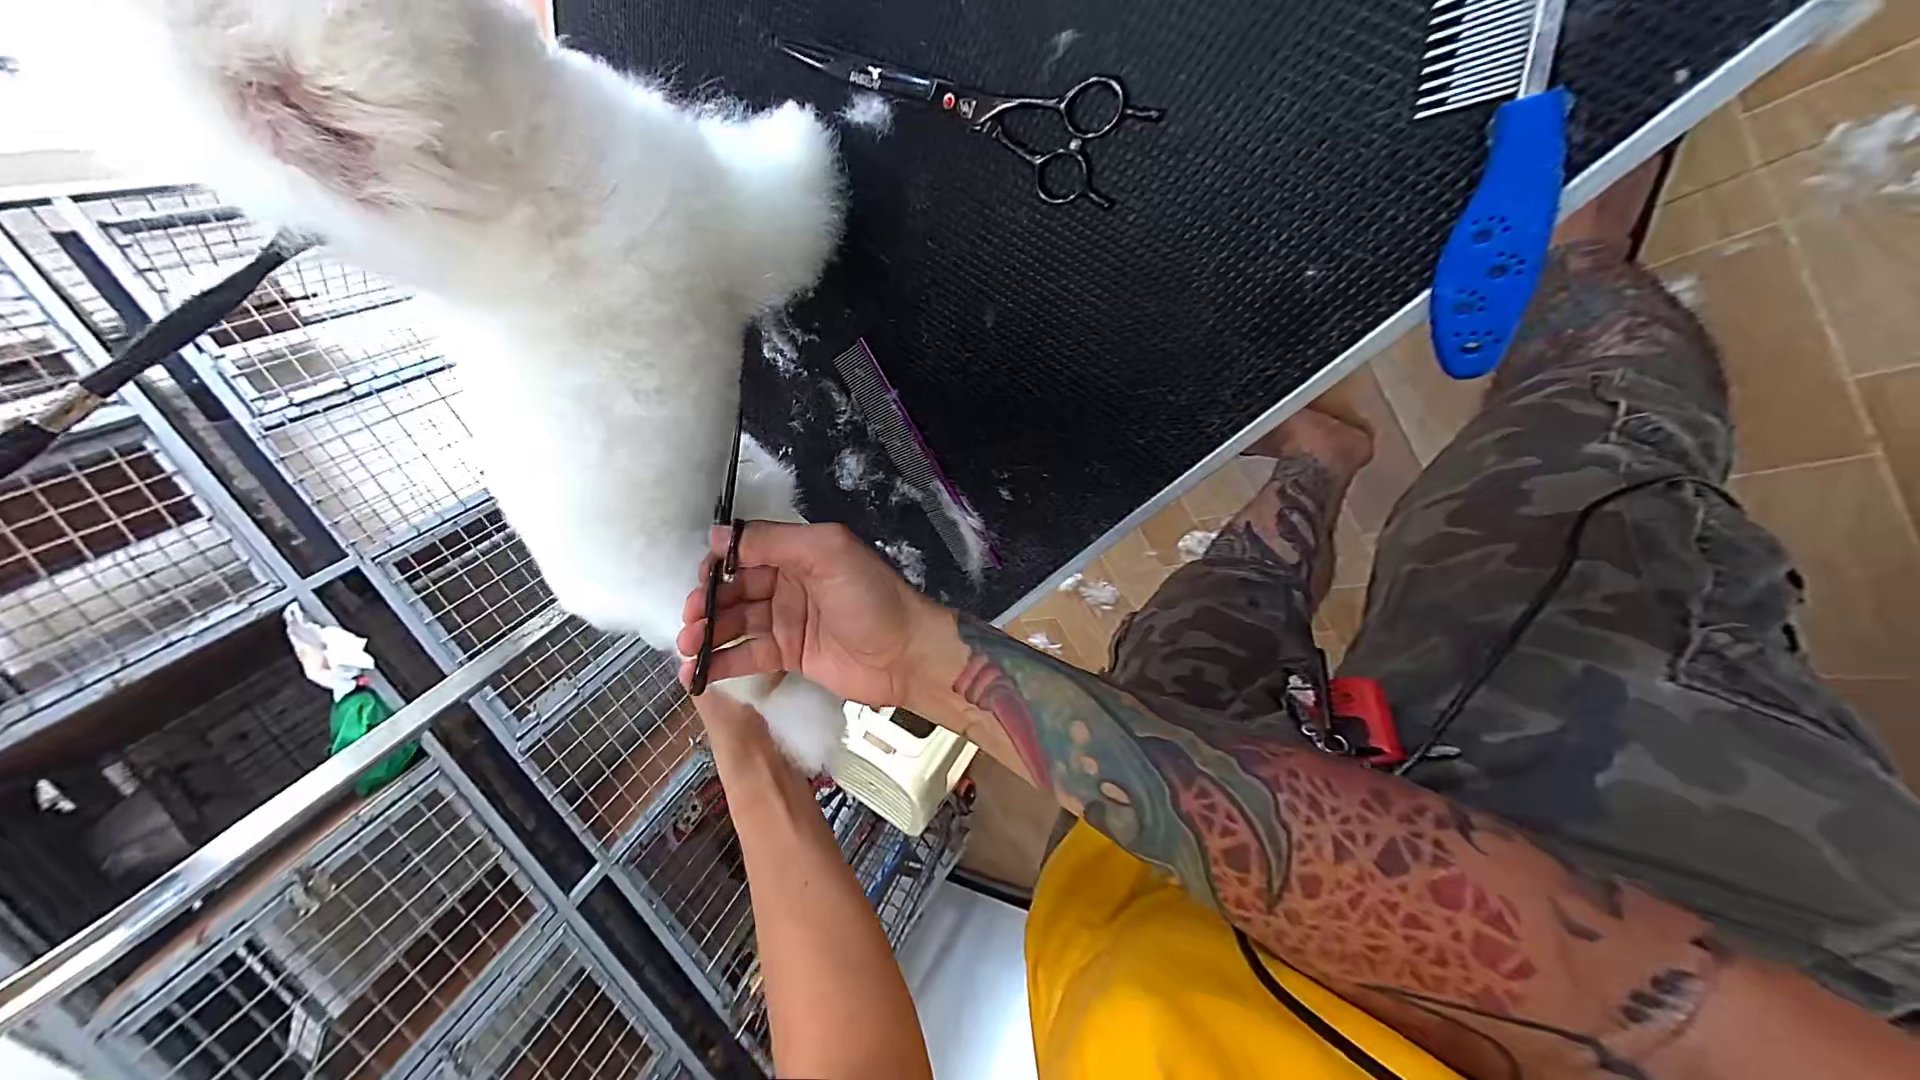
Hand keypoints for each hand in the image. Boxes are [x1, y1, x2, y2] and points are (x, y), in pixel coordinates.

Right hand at [676, 522, 949, 708]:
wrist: (906, 655)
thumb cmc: (872, 598)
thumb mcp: (827, 554)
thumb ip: (774, 541)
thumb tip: (718, 535)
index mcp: (799, 554)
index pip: (746, 553)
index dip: (719, 565)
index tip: (700, 580)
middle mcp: (789, 583)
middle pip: (735, 589)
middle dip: (706, 602)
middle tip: (690, 620)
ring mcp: (787, 621)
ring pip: (735, 622)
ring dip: (707, 633)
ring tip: (689, 645)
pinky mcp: (789, 655)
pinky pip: (747, 655)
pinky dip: (720, 663)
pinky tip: (696, 673)